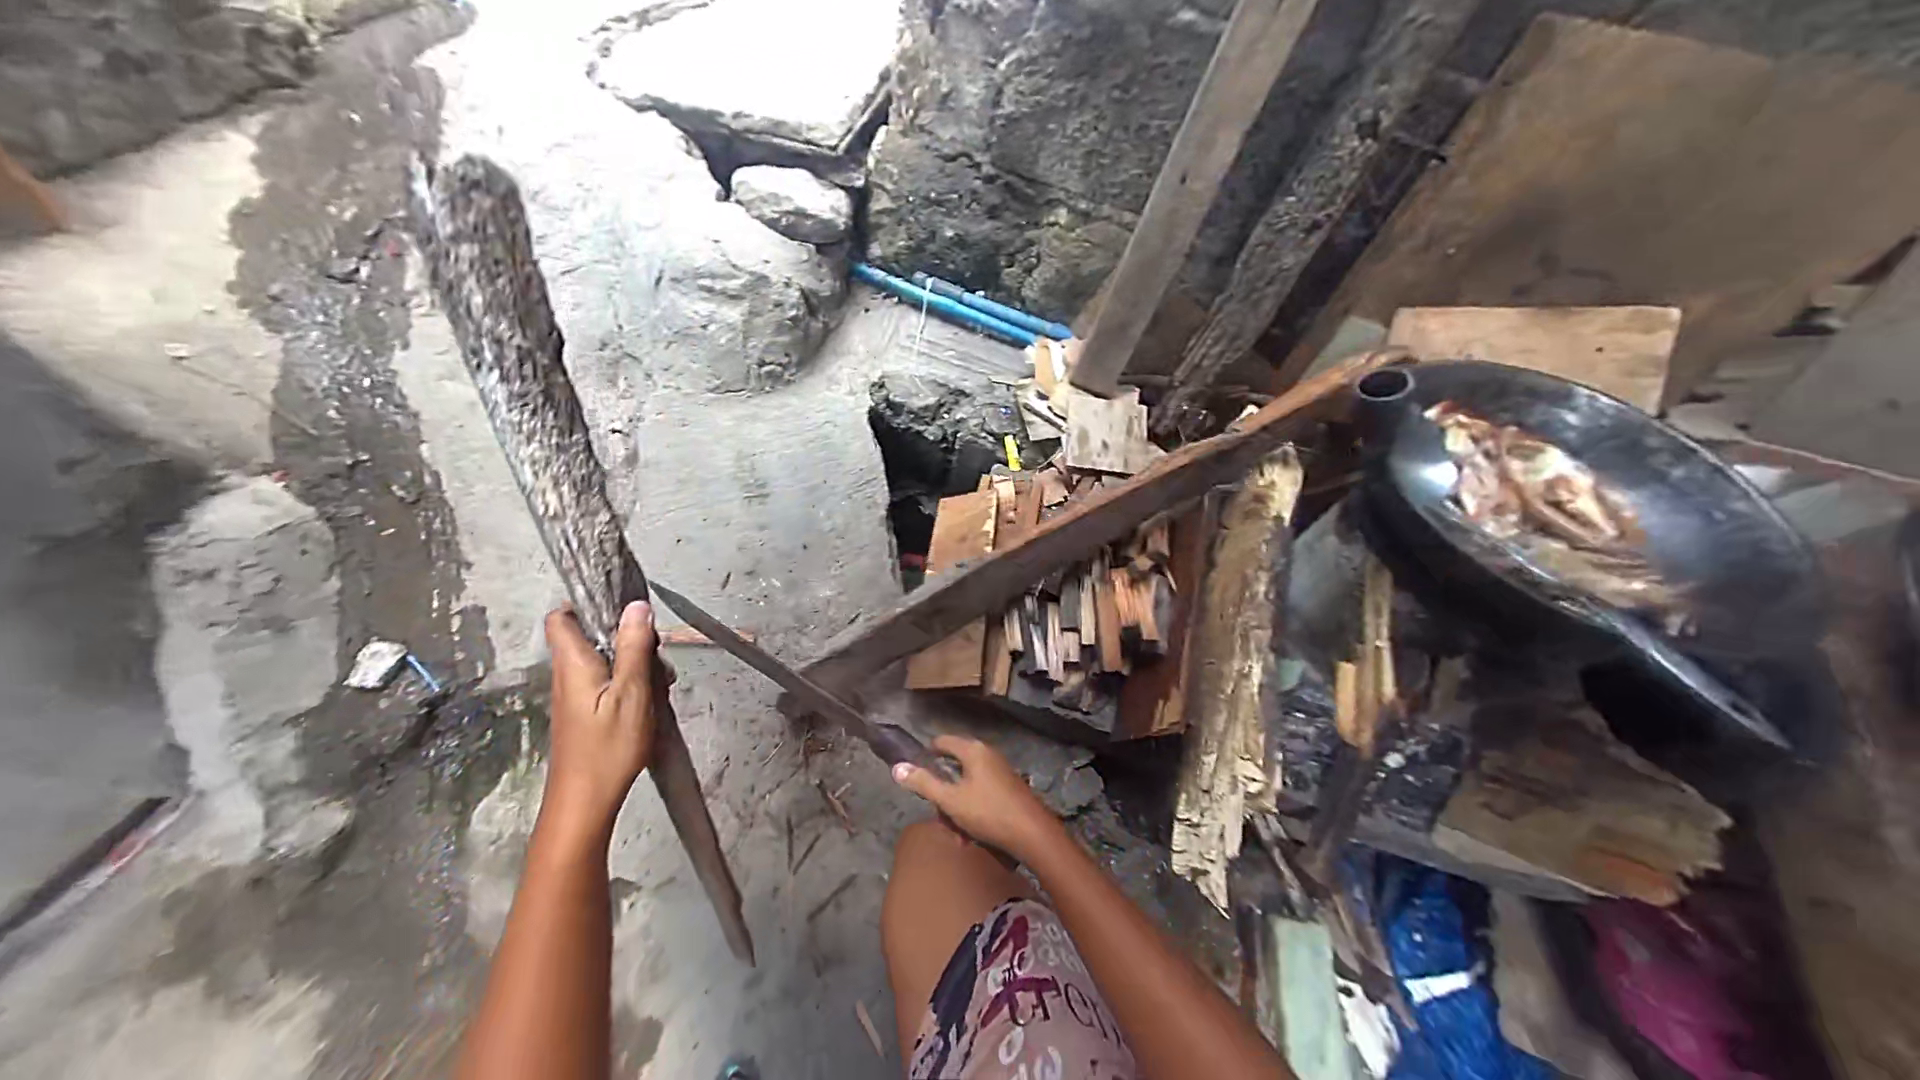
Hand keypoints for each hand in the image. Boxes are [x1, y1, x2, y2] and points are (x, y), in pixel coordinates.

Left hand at [541, 601, 659, 836]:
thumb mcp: (632, 693)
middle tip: (656, 655)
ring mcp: (575, 694)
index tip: (623, 610)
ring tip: (661, 682)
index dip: (587, 604)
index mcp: (573, 663)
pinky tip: (651, 700)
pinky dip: (630, 682)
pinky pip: (608, 681)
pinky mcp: (585, 711)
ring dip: (634, 662)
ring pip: (604, 659)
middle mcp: (568, 674)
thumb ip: (634, 648)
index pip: (562, 617)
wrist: (585, 803)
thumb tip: (636, 605)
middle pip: (591, 636)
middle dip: (627, 637)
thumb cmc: (608, 747)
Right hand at [891, 736, 1060, 860]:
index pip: (943, 741)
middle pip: (955, 766)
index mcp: (973, 750)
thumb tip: (897, 767)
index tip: (916, 773)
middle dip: (943, 791)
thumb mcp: (950, 800)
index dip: (927, 754)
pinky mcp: (1010, 788)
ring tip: (955, 832)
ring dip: (957, 806)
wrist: (1033, 834)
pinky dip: (972, 809)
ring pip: (968, 784)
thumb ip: (924, 783)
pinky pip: (982, 793)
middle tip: (938, 814)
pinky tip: (971, 834)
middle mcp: (988, 754)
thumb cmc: (988, 812)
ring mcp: (1001, 771)